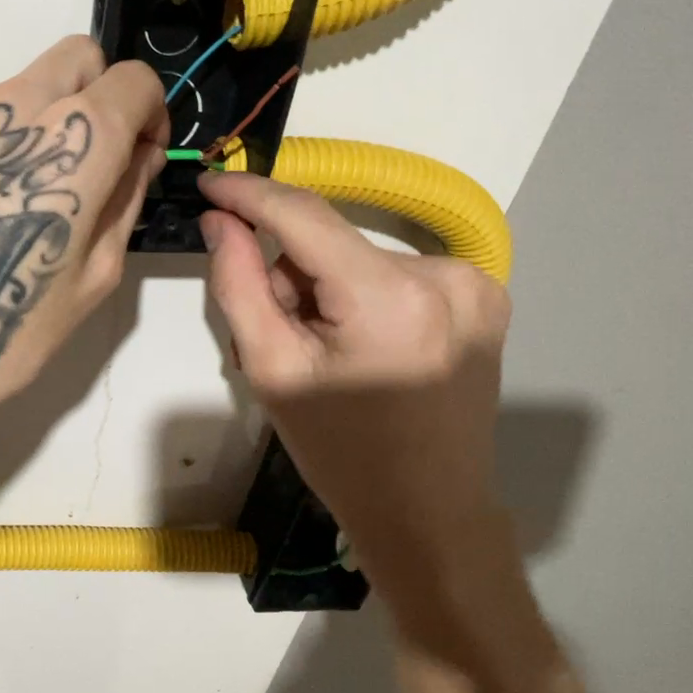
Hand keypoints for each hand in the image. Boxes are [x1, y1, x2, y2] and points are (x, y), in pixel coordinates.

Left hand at [0, 36, 166, 438]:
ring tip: (7, 203)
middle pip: (72, 58)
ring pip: (9, 92)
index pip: (132, 79)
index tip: (137, 151)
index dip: (148, 111)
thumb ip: (126, 196)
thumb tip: (137, 151)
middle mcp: (9, 108)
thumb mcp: (95, 276)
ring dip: (29, 127)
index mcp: (73, 142)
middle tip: (83, 159)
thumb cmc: (10, 330)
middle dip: (95, 93)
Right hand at [198, 171, 512, 583]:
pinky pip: (394, 275)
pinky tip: (362, 348)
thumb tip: (221, 221)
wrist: (428, 510)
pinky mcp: (485, 297)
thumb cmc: (340, 452)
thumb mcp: (271, 371)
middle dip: (291, 277)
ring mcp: (475, 284)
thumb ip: (239, 286)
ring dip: (327, 290)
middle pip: (331, 245)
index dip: (249, 194)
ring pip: (360, 260)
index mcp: (389, 297)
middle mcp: (445, 274)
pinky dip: (362, 298)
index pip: (304, 216)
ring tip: (325, 355)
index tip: (207, 182)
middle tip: (281, 340)